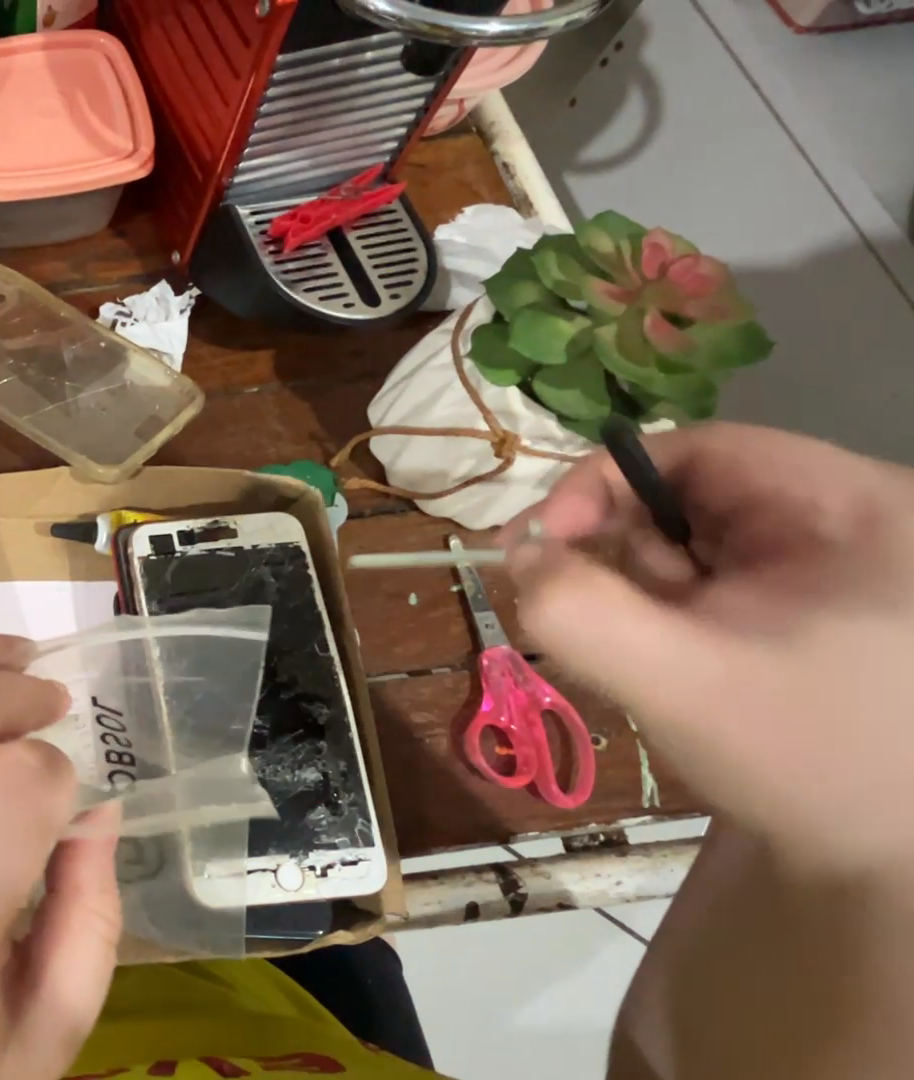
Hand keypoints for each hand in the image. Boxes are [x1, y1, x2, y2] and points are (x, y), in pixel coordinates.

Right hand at [502, 423, 913, 872]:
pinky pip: (704, 577)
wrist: (889, 859)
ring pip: (686, 539)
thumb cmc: (801, 759)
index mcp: (853, 512)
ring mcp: (836, 564)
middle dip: (621, 554)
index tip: (545, 545)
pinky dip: (661, 612)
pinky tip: (676, 659)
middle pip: (688, 494)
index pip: (698, 449)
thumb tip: (521, 554)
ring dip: (639, 589)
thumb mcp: (671, 679)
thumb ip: (574, 608)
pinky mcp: (814, 601)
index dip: (603, 483)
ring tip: (655, 652)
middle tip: (606, 620)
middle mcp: (854, 521)